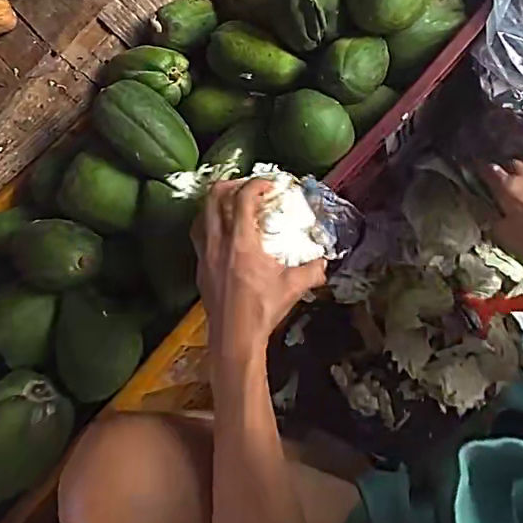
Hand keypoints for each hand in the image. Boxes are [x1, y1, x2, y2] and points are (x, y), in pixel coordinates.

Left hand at [194, 179, 327, 360]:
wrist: (234, 338)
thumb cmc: (261, 311)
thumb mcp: (293, 287)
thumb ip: (312, 271)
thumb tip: (324, 263)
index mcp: (240, 242)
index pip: (242, 199)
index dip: (255, 184)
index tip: (268, 184)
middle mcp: (218, 243)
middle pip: (213, 198)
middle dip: (230, 185)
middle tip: (247, 187)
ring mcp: (204, 254)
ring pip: (201, 215)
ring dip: (215, 203)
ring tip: (230, 204)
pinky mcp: (199, 268)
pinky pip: (198, 235)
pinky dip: (208, 224)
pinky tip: (220, 232)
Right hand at [481, 160, 522, 279]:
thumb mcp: (503, 234)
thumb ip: (490, 222)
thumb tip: (486, 216)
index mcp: (506, 185)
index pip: (486, 169)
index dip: (476, 169)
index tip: (467, 171)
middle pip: (508, 166)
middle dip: (499, 170)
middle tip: (489, 181)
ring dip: (515, 179)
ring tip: (506, 192)